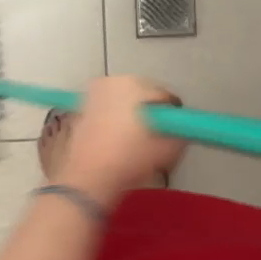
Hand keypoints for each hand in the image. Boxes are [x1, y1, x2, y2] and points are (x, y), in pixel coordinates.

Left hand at [58, 76, 185, 202]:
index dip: (174, 116)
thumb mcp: (167, 150)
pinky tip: (118, 141)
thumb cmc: (129, 159)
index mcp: (134, 85)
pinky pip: (107, 110)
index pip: (165, 96)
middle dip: (151, 112)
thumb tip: (180, 130)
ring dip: (133, 115)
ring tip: (137, 140)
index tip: (176, 132)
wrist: (87, 177)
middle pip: (143, 95)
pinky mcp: (80, 109)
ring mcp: (93, 94)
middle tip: (158, 135)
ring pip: (123, 102)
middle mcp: (112, 82)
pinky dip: (115, 120)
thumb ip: (180, 134)